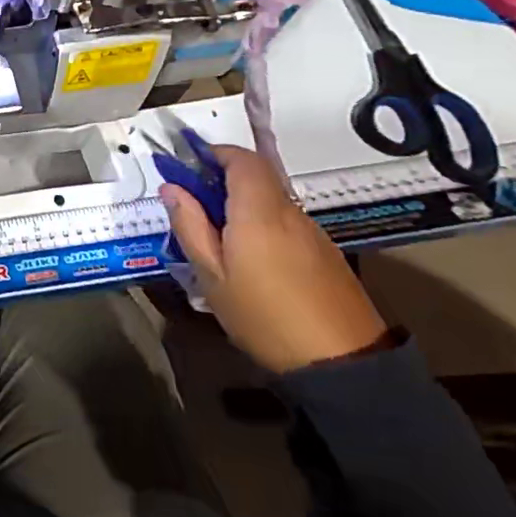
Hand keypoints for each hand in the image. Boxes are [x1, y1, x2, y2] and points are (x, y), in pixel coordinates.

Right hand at [163, 145, 387, 373]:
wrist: (343, 364)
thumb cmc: (263, 316)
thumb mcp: (211, 275)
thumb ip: (190, 225)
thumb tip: (172, 187)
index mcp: (259, 211)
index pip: (242, 159)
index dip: (215, 152)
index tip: (188, 163)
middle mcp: (289, 213)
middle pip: (258, 177)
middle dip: (223, 178)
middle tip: (194, 202)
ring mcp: (313, 233)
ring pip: (272, 200)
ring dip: (243, 203)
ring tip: (218, 237)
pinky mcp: (326, 254)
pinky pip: (287, 223)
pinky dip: (263, 223)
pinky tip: (252, 259)